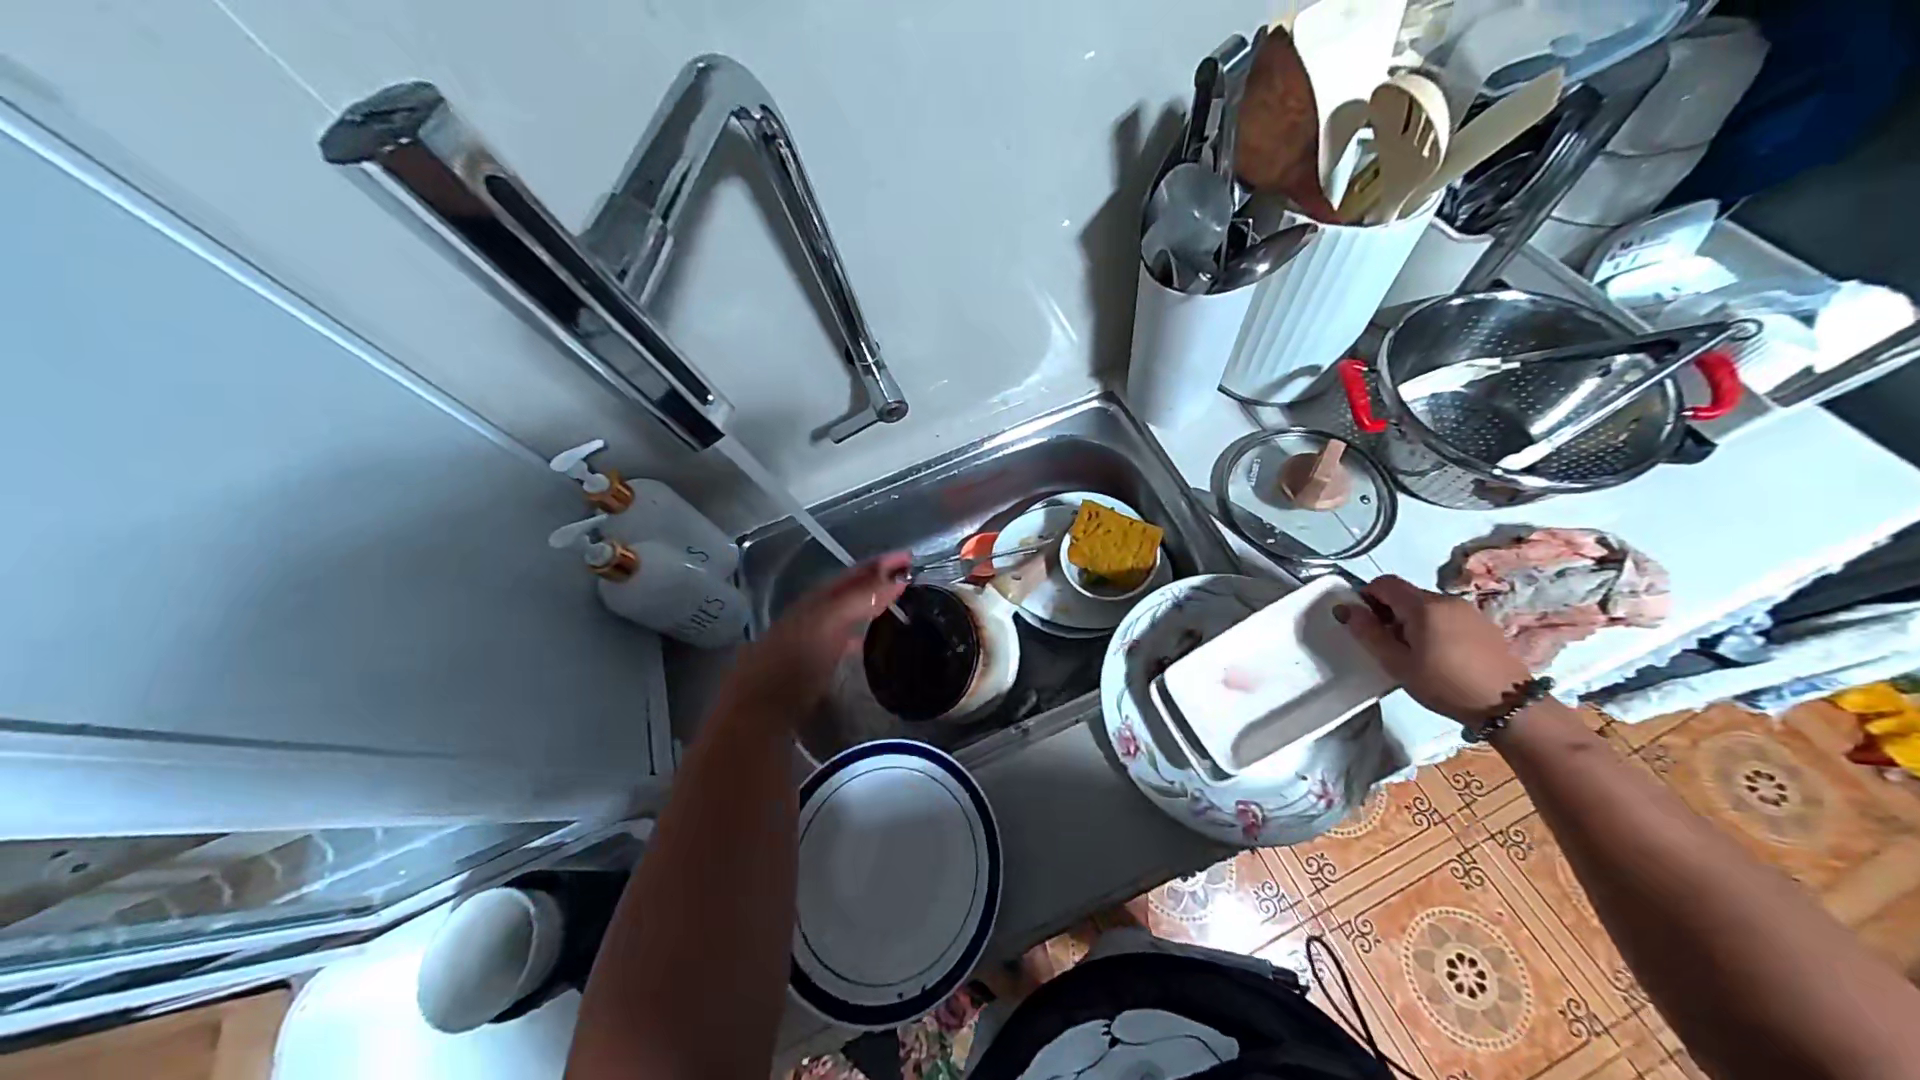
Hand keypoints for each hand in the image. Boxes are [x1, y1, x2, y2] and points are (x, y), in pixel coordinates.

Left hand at [721, 553, 910, 714]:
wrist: (760, 712)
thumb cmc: (795, 664)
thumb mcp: (829, 624)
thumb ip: (860, 599)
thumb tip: (896, 577)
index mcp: (814, 603)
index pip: (850, 575)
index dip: (878, 564)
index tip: (908, 557)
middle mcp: (808, 616)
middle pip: (845, 592)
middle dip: (874, 581)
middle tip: (905, 576)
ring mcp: (806, 642)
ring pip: (841, 615)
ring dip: (866, 606)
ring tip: (892, 603)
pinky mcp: (807, 668)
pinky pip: (838, 640)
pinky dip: (856, 634)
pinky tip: (863, 643)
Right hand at [1337, 574, 1532, 727]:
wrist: (1509, 706)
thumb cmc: (1444, 684)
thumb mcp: (1397, 663)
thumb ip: (1368, 632)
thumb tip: (1345, 608)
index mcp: (1423, 605)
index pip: (1384, 582)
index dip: (1367, 597)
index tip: (1365, 623)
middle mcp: (1446, 599)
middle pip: (1406, 594)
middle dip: (1388, 611)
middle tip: (1386, 644)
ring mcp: (1469, 610)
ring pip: (1426, 605)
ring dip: (1411, 620)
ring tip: (1413, 653)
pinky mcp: (1484, 624)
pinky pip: (1446, 616)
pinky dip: (1433, 627)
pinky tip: (1439, 655)